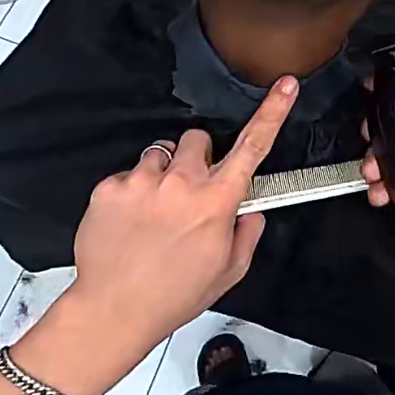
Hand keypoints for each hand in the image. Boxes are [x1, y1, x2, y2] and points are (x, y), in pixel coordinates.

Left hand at [12, 77, 296, 394]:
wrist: (114, 309)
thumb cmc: (173, 295)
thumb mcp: (226, 271)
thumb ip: (246, 233)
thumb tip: (251, 211)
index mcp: (215, 202)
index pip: (252, 146)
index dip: (273, 112)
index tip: (284, 85)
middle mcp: (180, 183)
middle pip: (196, 139)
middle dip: (196, 157)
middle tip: (188, 189)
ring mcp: (141, 181)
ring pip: (159, 154)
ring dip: (162, 174)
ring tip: (154, 211)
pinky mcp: (109, 186)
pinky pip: (127, 174)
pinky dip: (130, 192)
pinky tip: (129, 221)